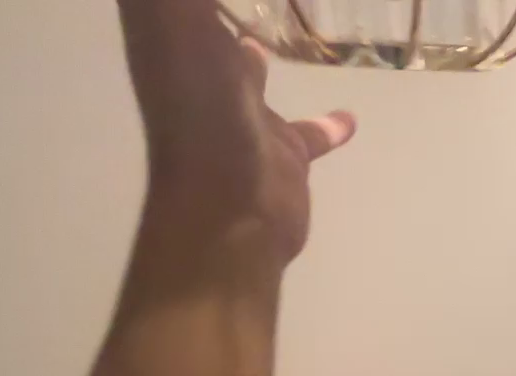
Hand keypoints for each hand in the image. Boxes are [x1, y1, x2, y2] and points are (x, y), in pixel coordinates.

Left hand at [116, 0, 355, 270]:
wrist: (233, 215)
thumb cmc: (204, 114)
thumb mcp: (180, 16)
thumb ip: (192, 0)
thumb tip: (234, 15)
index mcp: (167, 21)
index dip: (193, 1)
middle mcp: (199, 57)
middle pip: (213, 11)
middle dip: (233, 5)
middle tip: (270, 3)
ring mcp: (243, 106)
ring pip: (255, 60)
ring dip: (268, 36)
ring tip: (295, 18)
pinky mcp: (283, 148)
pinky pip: (308, 129)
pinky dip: (328, 122)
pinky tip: (349, 114)